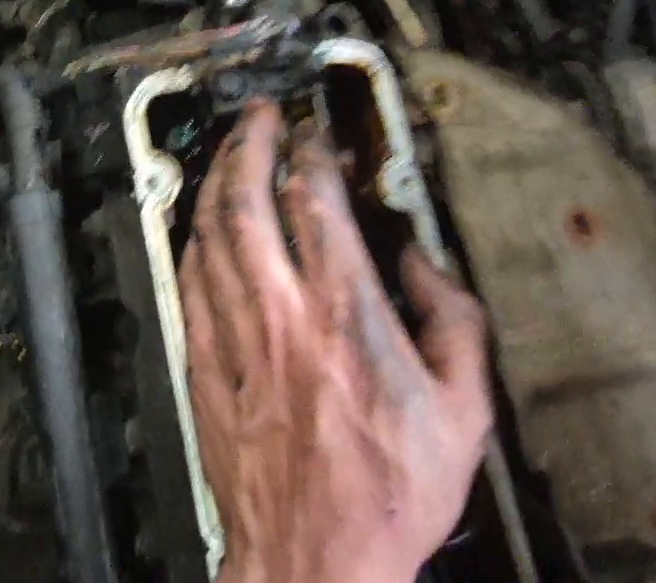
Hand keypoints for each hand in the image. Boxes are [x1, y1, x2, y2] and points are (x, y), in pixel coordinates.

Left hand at [178, 100, 493, 582]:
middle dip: (251, 144)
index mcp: (347, 316)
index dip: (314, 153)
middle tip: (260, 116)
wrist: (315, 563)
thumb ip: (453, 319)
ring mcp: (236, 338)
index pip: (317, 202)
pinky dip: (194, 239)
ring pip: (212, 234)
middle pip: (249, 201)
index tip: (319, 137)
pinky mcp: (208, 366)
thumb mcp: (464, 410)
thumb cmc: (391, 493)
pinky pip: (191, 282)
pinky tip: (202, 223)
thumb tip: (422, 262)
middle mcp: (283, 314)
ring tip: (230, 150)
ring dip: (219, 181)